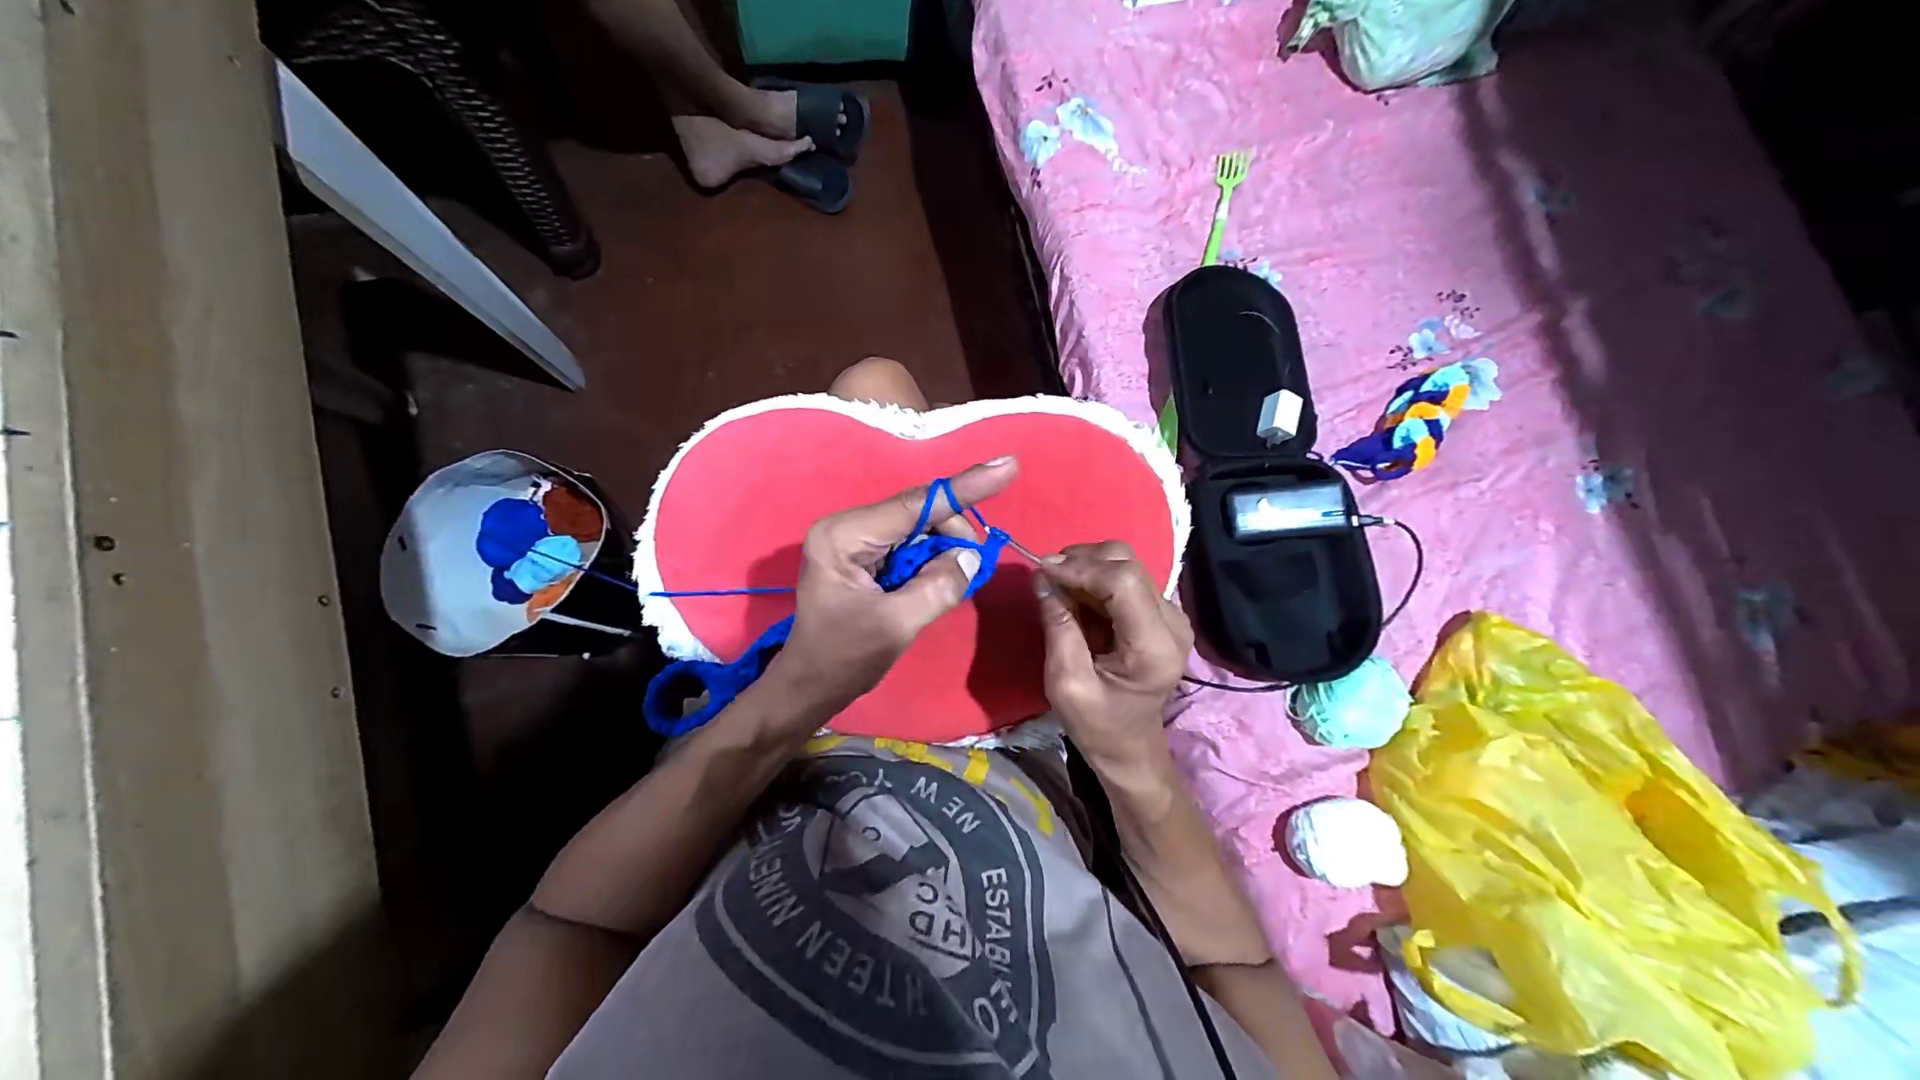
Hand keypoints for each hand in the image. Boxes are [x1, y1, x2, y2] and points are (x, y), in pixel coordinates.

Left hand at [766, 458, 1018, 714]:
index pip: (915, 504)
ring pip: (920, 530)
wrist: (811, 685)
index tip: (1007, 466)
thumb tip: (971, 557)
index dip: (965, 488)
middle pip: (920, 514)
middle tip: (972, 571)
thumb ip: (938, 587)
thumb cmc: (843, 657)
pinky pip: (911, 546)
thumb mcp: (895, 625)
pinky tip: (937, 581)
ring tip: (950, 585)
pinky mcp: (865, 555)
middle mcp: (849, 527)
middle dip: (953, 537)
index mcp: (845, 536)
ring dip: (943, 553)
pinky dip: (932, 562)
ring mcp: (856, 540)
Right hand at [1033, 542, 1193, 770]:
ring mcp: (1171, 614)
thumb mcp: (1065, 684)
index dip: (1080, 567)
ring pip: (1126, 563)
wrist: (1130, 747)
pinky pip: (1125, 578)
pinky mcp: (1160, 612)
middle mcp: (1172, 622)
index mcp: (1154, 646)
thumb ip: (1057, 627)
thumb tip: (1042, 578)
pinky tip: (1075, 597)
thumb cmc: (1097, 725)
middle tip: (1047, 579)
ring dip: (1086, 568)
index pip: (1123, 580)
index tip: (1041, 571)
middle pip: (1127, 563)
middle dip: (1081, 561)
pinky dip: (1094, 579)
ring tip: (1058, 589)